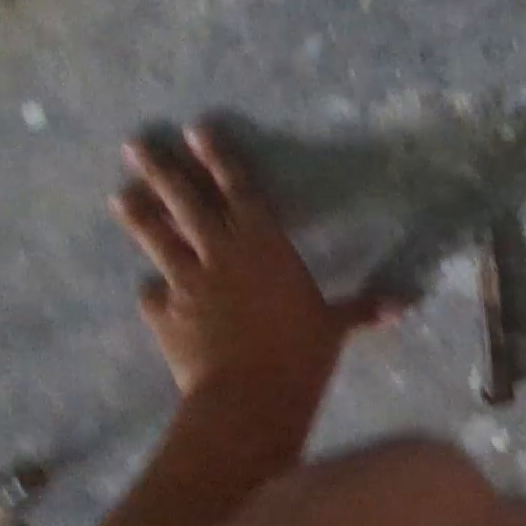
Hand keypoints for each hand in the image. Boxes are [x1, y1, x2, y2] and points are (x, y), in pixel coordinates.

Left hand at [111, 124, 401, 397]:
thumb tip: (405, 306)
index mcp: (267, 246)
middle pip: (189, 205)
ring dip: (141, 216)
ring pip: (159, 240)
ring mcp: (187, 284)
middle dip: (165, 172)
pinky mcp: (166, 316)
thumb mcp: (336, 325)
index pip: (242, 192)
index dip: (221, 160)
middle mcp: (222, 254)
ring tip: (121, 194)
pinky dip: (154, 290)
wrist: (249, 393)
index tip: (198, 131)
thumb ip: (362, 310)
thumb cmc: (302, 349)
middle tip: (137, 145)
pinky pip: (155, 295)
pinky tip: (150, 290)